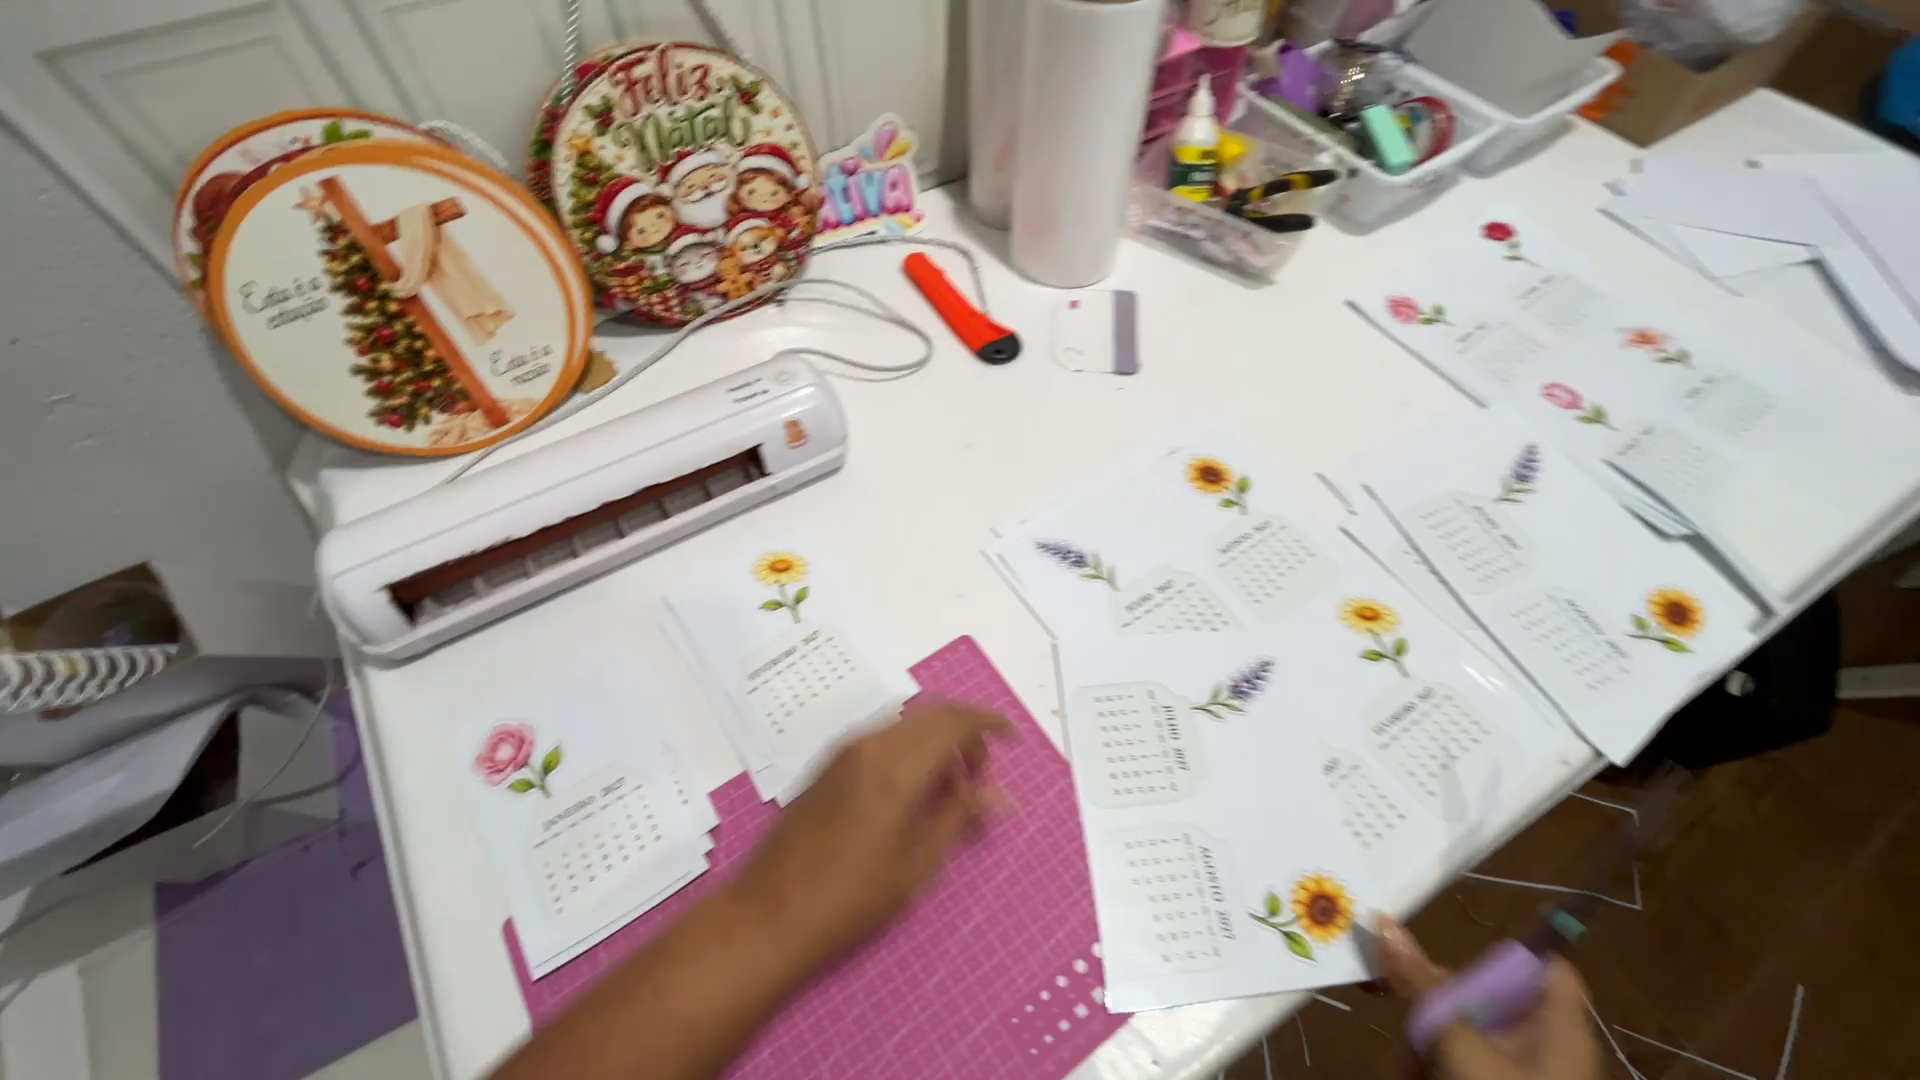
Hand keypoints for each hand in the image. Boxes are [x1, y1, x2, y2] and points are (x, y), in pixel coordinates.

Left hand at [734, 704, 1012, 959]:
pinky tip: (911, 794)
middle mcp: (870, 744)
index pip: (954, 721)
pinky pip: (881, 740)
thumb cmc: (852, 897)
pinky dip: (908, 752)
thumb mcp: (917, 862)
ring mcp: (844, 752)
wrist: (770, 913)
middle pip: (931, 717)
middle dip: (965, 737)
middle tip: (981, 778)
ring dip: (935, 745)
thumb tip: (1000, 796)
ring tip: (948, 793)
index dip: (989, 725)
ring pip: (905, 727)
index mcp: (896, 765)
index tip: (1012, 742)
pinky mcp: (827, 765)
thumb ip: (959, 816)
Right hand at [1377, 917, 1602, 1079]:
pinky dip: (1430, 1066)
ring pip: (1463, 1031)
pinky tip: (1410, 1076)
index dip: (1503, 951)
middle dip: (1436, 1002)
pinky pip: (1457, 1062)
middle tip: (1404, 1012)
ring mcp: (1517, 1074)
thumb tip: (1385, 921)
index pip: (1545, 966)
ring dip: (1424, 1043)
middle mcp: (1543, 1047)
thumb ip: (1423, 986)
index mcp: (1558, 1030)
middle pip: (1488, 995)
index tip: (1451, 953)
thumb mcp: (1461, 1047)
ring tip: (1406, 1067)